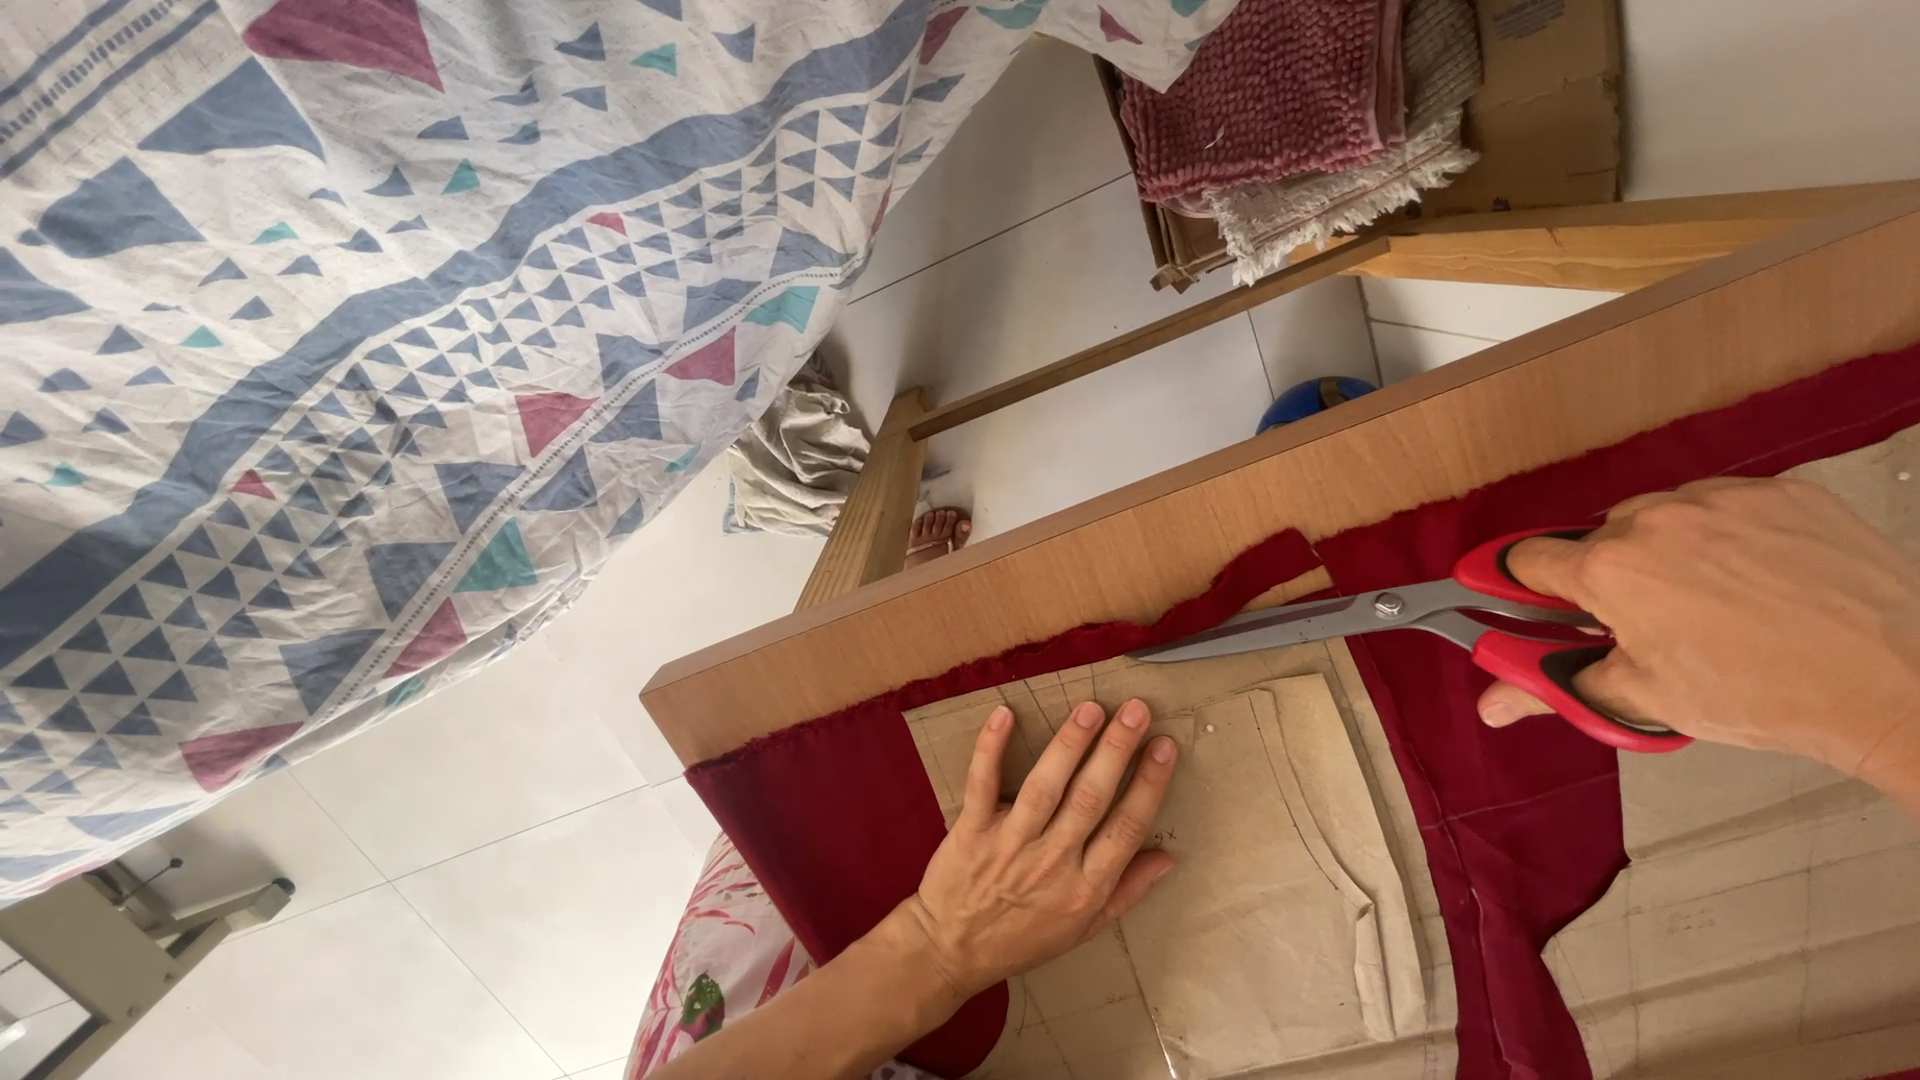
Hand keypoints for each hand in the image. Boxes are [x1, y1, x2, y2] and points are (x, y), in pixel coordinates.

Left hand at [877, 699, 1178, 1004]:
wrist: (951, 950)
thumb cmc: (1021, 938)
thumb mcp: (1083, 929)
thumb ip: (1126, 890)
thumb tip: (1167, 856)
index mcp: (1085, 888)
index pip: (1126, 828)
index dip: (1149, 784)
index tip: (1164, 744)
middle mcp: (1052, 863)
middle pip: (1091, 799)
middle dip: (1116, 751)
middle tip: (1136, 709)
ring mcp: (1009, 844)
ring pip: (1045, 788)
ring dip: (1069, 745)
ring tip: (1091, 710)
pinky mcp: (972, 830)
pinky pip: (981, 784)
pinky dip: (991, 749)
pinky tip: (1005, 715)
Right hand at [1478, 477, 1919, 785]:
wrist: (1908, 683)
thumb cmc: (1766, 695)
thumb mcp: (1641, 697)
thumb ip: (1549, 688)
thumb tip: (1491, 706)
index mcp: (1606, 569)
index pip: (1524, 559)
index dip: (1520, 585)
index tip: (1529, 599)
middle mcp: (1652, 519)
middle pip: (1594, 541)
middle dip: (1605, 576)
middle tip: (1643, 620)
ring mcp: (1720, 499)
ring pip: (1655, 518)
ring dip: (1660, 550)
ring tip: (1706, 598)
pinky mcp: (1780, 493)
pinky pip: (1719, 505)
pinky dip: (1721, 534)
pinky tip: (1752, 576)